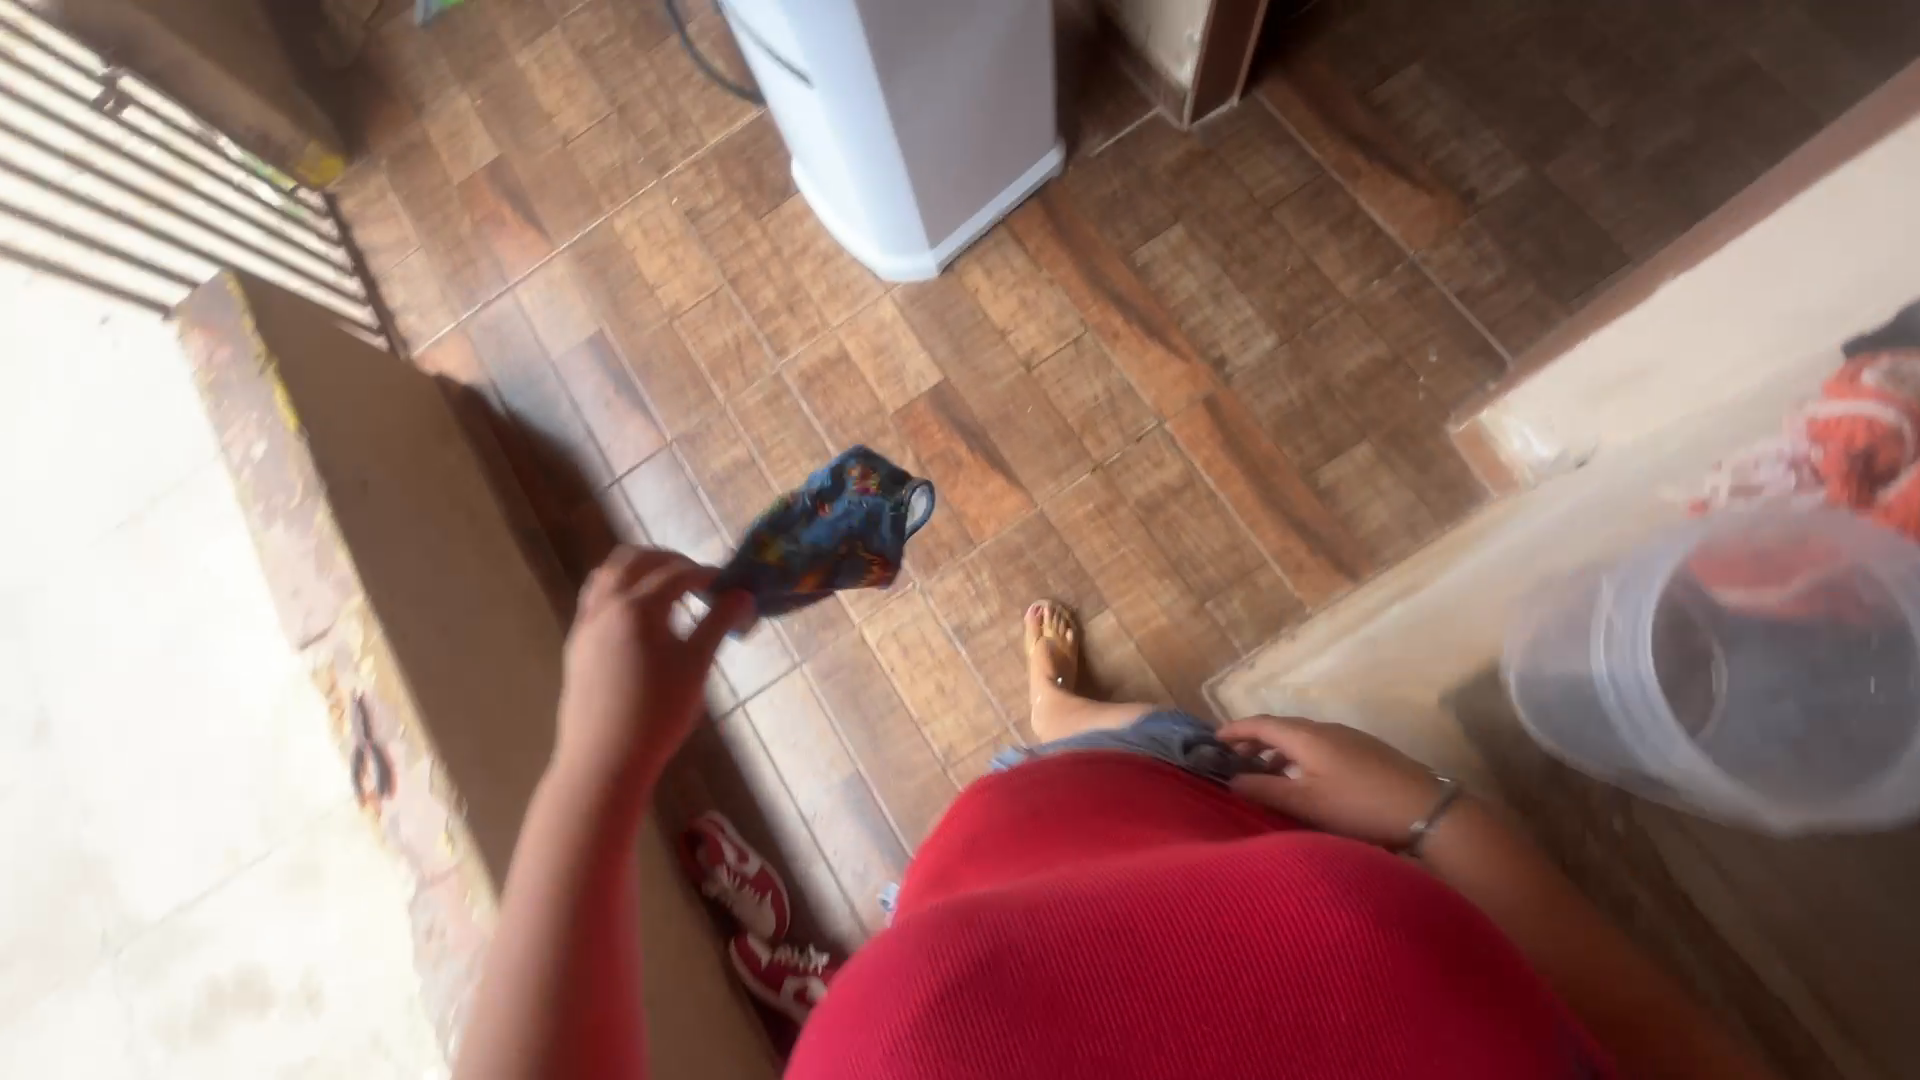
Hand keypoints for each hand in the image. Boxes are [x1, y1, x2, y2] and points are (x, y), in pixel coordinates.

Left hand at [554, 547, 753, 790]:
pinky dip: (621, 591)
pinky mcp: (578, 644)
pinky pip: (596, 598)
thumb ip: (718, 623)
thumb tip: (743, 594)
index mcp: (638, 608)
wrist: (604, 760)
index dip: (707, 574)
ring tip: (669, 589)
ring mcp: (586, 624)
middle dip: (670, 560)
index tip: (730, 583)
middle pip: (635, 559)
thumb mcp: (696, 665)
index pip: (677, 573)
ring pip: (608, 574)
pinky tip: (642, 617)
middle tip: (698, 579)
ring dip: (640, 570)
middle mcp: (606, 606)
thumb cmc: (658, 713)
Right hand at [1220, 714, 1445, 847]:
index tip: (1212, 740)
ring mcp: (1348, 737)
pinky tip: (1304, 777)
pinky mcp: (1367, 750)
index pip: (1258, 723)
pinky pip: (1320, 743)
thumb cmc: (1360, 806)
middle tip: (1234, 757)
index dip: (1233, 730)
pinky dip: (1299, 753)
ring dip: (1277, 748)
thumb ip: (1265, 790)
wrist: (1431, 811)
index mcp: (1304, 735)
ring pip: (1301, 736)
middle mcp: (1324, 728)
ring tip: (1265, 770)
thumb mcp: (1307, 803)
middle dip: (1253, 738)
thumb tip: (1231, 780)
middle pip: (1279, 726)